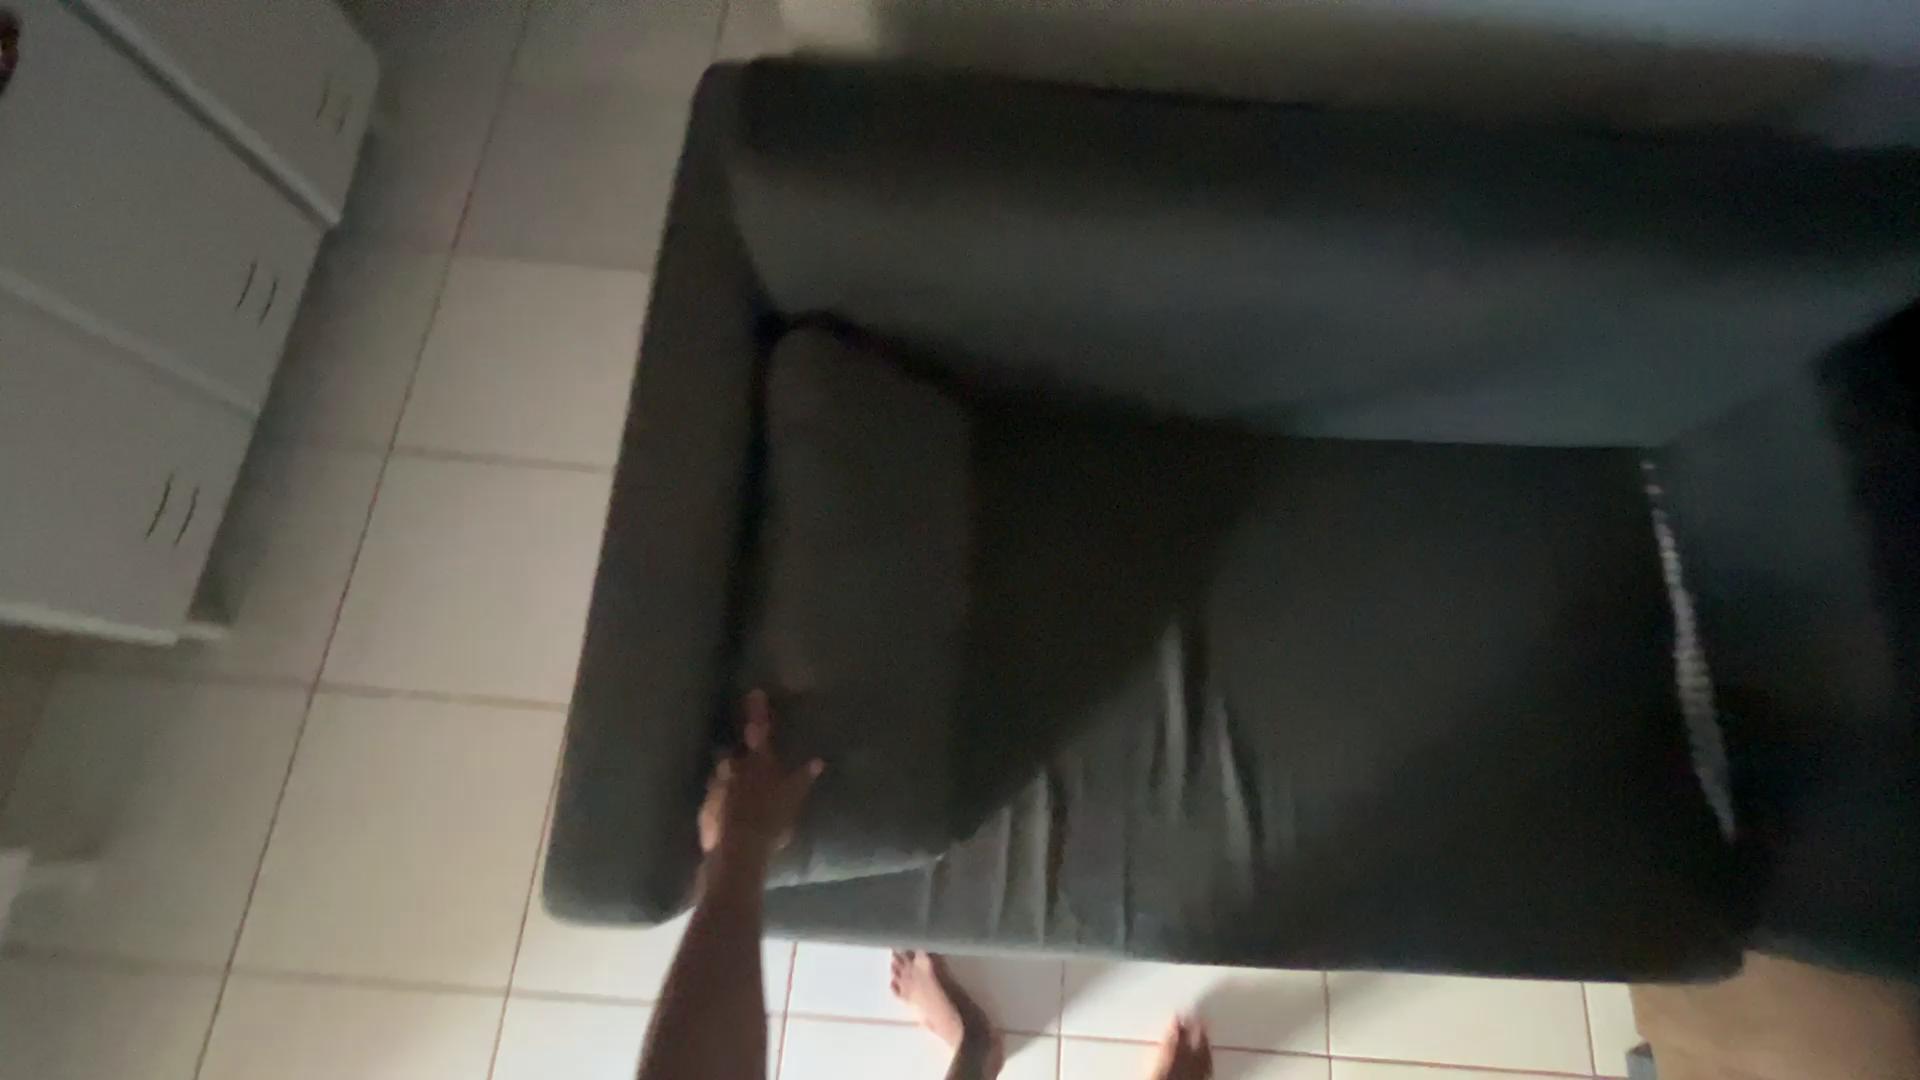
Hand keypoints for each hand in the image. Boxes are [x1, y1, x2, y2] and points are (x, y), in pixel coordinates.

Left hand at [699, 690, 823, 861]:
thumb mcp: (794, 797)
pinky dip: (720, 802)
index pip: (760, 729)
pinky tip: (727, 815)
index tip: (754, 691)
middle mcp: (733, 768)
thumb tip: (818, 760)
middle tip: (740, 757)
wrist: (737, 850)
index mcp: (758, 761)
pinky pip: (713, 799)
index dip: (758, 710)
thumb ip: (804, 777)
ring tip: (734, 790)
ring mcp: (715, 788)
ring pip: (720, 775)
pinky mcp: (704, 809)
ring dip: (726, 778)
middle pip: (731, 752)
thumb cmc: (771, 819)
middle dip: (736, 753)